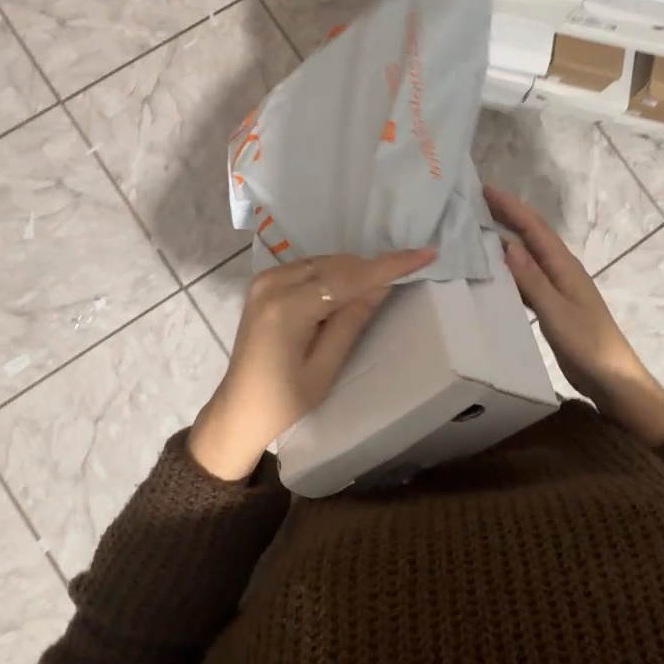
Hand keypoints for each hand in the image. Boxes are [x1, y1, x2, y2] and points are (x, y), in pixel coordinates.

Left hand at [188, 247, 437, 479]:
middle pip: (337, 265)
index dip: (390, 265)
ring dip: (354, 271)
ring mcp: (265, 281)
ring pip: (325, 263)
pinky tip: (350, 289)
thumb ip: (351, 321)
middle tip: (410, 273)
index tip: (426, 253)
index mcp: (288, 308)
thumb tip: (380, 285)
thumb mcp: (324, 368)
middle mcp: (273, 284)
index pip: (349, 278)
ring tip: (380, 287)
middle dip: (373, 268)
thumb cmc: (284, 402)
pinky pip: (309, 268)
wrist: (238, 411)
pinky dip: (333, 274)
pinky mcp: (264, 285)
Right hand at [486, 186, 663, 445]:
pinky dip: (509, 270)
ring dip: (505, 241)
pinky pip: (526, 279)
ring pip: (527, 256)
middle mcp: (561, 271)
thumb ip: (532, 279)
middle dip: (507, 216)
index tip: (484, 189)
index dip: (510, 207)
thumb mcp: (556, 311)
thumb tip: (507, 244)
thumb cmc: (588, 344)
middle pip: (531, 236)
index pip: (534, 228)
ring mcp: (557, 288)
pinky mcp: (552, 306)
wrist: (612, 378)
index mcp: (565, 266)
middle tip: (474, 202)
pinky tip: (492, 273)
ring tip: (476, 231)